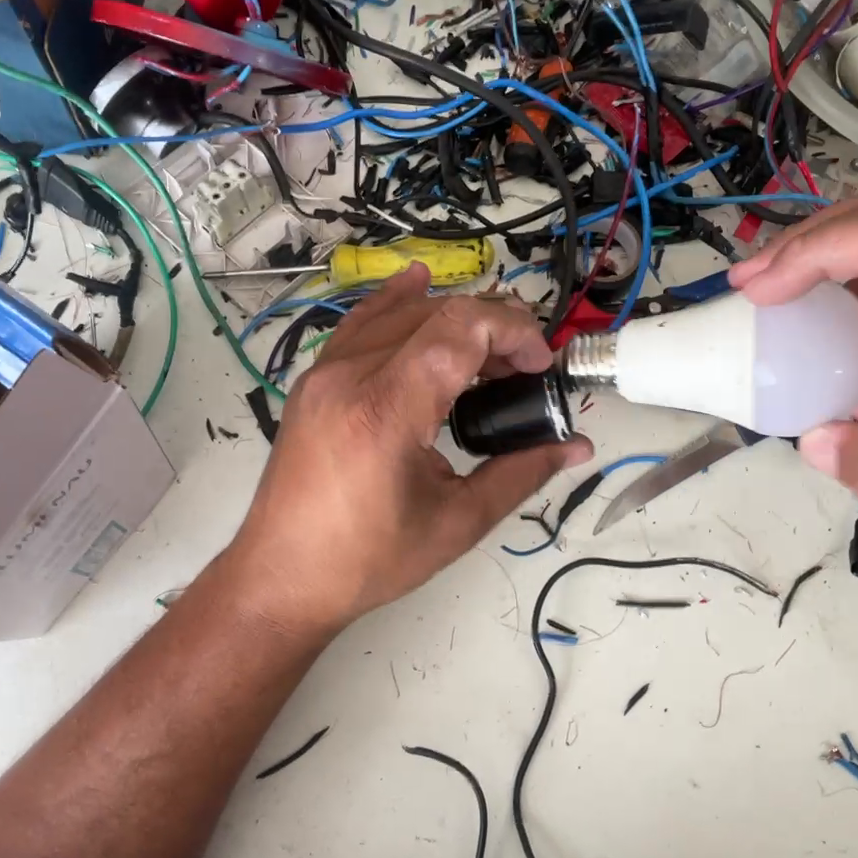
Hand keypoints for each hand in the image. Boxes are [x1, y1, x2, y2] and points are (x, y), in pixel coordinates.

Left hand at [218, 264, 591, 633]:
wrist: (283, 575)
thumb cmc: (367, 560)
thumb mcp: (455, 523)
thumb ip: (519, 474)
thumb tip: (574, 446)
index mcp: (386, 411)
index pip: (460, 330)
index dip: (512, 331)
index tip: (541, 363)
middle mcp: (350, 377)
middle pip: (434, 313)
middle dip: (492, 324)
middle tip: (524, 364)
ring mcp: (324, 374)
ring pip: (399, 313)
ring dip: (452, 319)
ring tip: (489, 351)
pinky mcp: (313, 381)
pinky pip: (359, 323)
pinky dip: (394, 302)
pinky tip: (417, 282)